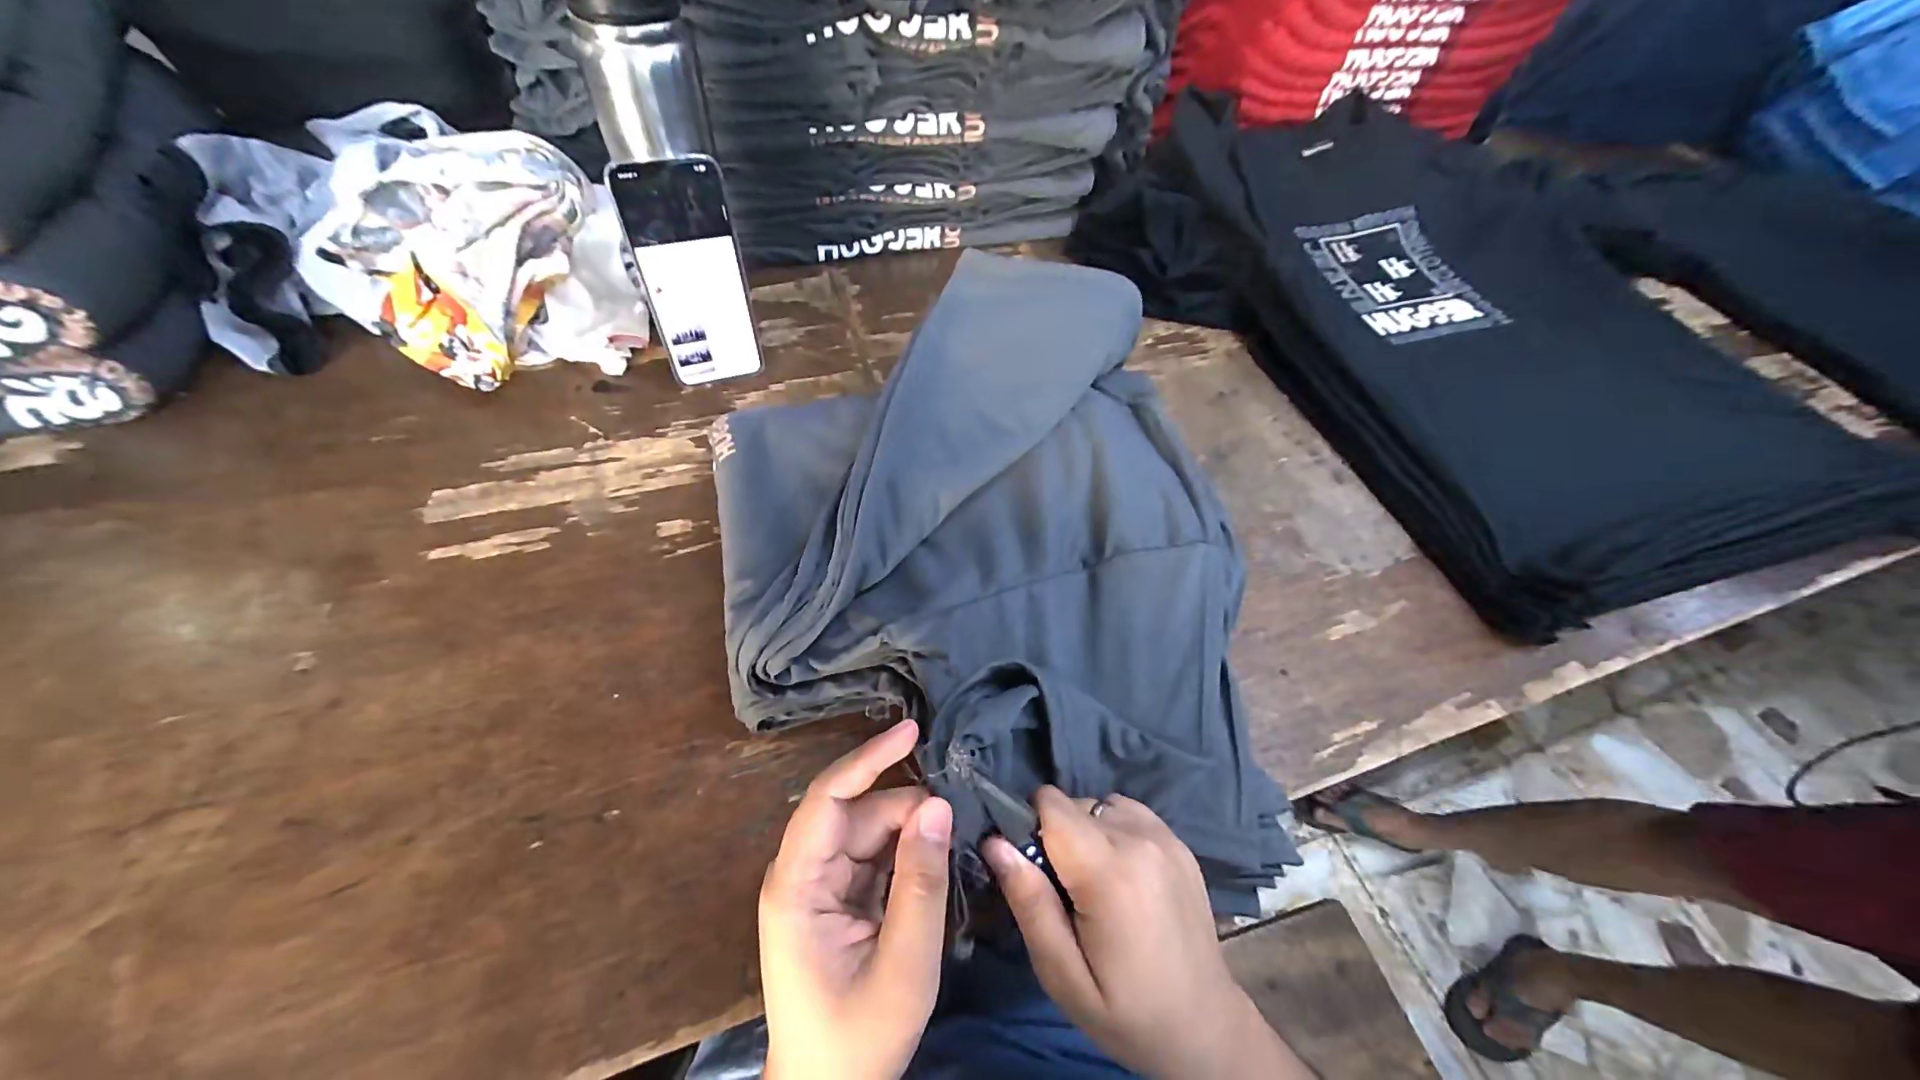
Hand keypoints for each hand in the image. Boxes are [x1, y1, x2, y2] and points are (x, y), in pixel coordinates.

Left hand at [759, 719, 952, 1079]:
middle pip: (857, 813)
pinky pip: (876, 856)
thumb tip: (938, 805)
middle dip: (907, 808)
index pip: (828, 798)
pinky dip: (906, 853)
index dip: (869, 758)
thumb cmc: (858, 1038)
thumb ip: (921, 882)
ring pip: (870, 832)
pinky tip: (935, 856)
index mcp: (797, 885)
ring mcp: (819, 885)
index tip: (913, 729)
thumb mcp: (903, 965)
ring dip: (910, 831)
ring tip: (951, 842)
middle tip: (958, 817)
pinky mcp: (838, 898)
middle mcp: (802, 874)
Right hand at [984, 789, 1312, 1079]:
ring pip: (1098, 805)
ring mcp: (1165, 837)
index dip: (1029, 826)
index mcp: (1109, 872)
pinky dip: (1112, 830)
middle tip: (1064, 892)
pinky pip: (1126, 812)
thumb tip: (995, 842)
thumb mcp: (1061, 974)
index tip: (1031, 869)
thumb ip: (1029, 901)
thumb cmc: (1125, 1011)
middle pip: (1072, 804)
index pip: (1050, 803)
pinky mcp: (1179, 841)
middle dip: (1056, 836)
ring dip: (1085, 832)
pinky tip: (1121, 874)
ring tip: (1093, 883)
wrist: (1203, 1027)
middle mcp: (1140, 839)